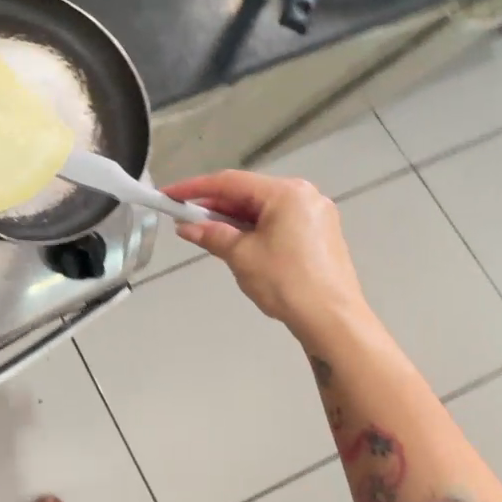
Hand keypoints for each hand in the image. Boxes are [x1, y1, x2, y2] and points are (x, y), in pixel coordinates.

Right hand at [162, 170, 368, 335]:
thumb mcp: (241, 255)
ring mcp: (316, 214)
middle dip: (215, 205)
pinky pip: (278, 222)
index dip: (194, 188)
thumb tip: (186, 227)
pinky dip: (253, 229)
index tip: (168, 195)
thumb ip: (212, 235)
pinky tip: (237, 243)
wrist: (332, 319)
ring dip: (233, 219)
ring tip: (206, 234)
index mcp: (287, 193)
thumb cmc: (285, 281)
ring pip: (263, 209)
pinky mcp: (319, 233)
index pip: (230, 182)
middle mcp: (305, 195)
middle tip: (184, 218)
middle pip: (249, 193)